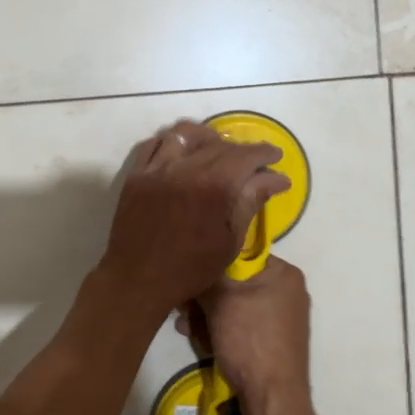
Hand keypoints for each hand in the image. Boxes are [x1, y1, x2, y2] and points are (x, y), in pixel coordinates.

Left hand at [97, 120, 291, 314]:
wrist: (138, 280)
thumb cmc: (191, 268)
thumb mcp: (230, 241)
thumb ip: (251, 201)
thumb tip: (277, 178)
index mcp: (214, 185)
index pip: (246, 155)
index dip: (264, 152)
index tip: (275, 156)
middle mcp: (186, 167)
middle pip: (219, 144)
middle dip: (240, 148)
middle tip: (251, 161)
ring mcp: (157, 168)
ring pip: (185, 134)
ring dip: (206, 137)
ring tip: (216, 147)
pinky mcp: (137, 174)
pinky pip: (155, 143)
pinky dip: (172, 141)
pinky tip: (181, 151)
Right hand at [180, 255, 312, 414]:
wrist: (273, 398)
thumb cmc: (250, 340)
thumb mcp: (221, 300)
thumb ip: (207, 275)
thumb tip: (193, 261)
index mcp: (285, 272)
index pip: (241, 254)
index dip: (212, 265)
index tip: (190, 278)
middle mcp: (288, 291)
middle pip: (236, 282)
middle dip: (206, 297)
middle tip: (182, 309)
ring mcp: (283, 318)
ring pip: (236, 306)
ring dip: (208, 316)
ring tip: (186, 329)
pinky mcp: (275, 341)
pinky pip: (244, 325)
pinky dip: (223, 330)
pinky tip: (203, 341)